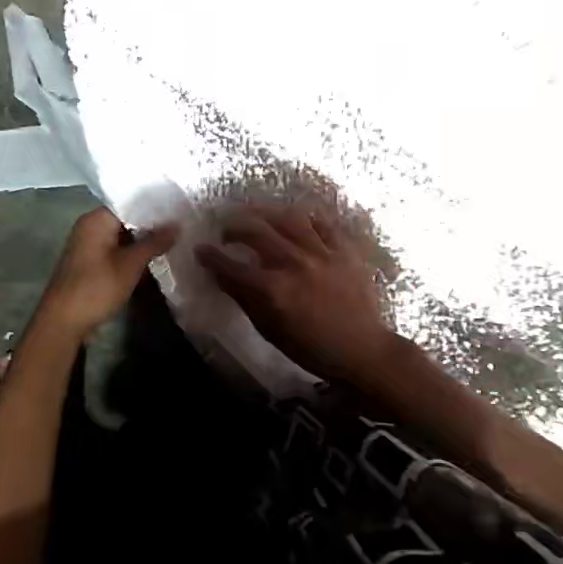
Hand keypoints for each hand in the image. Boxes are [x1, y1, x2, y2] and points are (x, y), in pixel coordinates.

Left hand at [35, 207, 178, 336]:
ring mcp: (87, 245)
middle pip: (126, 220)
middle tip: (180, 228)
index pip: (131, 203)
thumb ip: (154, 242)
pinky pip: (114, 251)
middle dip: (151, 226)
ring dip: (142, 242)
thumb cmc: (97, 288)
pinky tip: (152, 260)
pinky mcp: (89, 262)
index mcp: (97, 219)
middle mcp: (89, 226)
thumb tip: (177, 224)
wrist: (64, 320)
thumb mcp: (130, 265)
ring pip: (121, 237)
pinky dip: (131, 254)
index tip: (179, 210)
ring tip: (172, 242)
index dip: (155, 207)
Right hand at [194, 207, 399, 383]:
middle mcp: (294, 264)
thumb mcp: (270, 330)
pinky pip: (322, 223)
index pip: (232, 266)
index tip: (200, 249)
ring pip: (288, 219)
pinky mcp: (344, 249)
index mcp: (272, 289)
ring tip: (257, 216)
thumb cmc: (311, 347)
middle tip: (226, 231)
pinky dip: (305, 218)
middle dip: (234, 227)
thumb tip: (222, 277)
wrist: (361, 350)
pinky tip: (295, 221)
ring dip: (266, 214)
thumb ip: (245, 299)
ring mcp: (321, 253)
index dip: (211, 256)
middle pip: (256, 231)